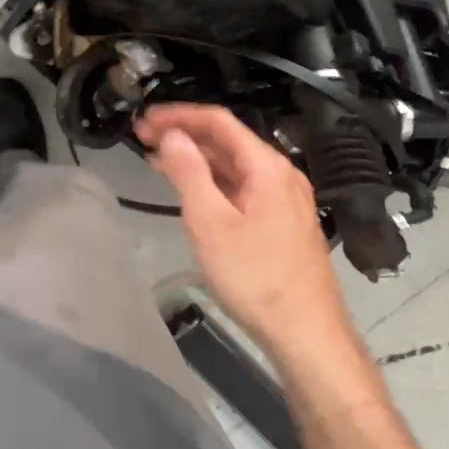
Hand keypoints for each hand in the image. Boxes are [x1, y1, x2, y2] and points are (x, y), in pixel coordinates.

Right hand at [135, 104, 352, 358]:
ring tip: (157, 160)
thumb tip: (172, 135)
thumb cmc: (254, 277)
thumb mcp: (210, 222)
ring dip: (195, 157)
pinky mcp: (281, 221)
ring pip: (233, 164)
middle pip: (227, 140)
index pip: (218, 121)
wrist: (305, 333)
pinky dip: (210, 179)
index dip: (178, 115)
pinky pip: (240, 185)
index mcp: (267, 167)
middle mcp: (280, 175)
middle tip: (143, 138)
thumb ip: (188, 172)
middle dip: (183, 134)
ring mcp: (284, 198)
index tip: (144, 121)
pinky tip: (189, 190)